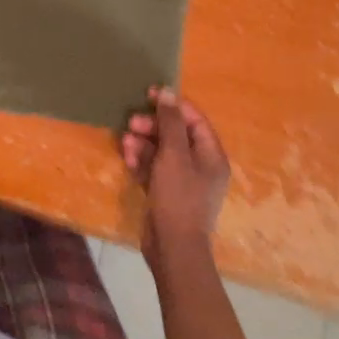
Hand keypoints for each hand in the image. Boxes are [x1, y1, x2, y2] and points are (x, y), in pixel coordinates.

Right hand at [121, 87, 230, 269]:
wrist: (172, 247)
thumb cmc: (179, 197)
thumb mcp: (174, 155)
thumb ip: (171, 122)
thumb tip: (168, 91)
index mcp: (212, 156)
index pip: (194, 120)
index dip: (173, 105)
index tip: (148, 94)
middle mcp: (200, 165)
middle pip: (175, 133)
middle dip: (152, 126)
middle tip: (131, 123)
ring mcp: (182, 180)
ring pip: (160, 150)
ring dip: (142, 144)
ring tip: (126, 146)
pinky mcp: (166, 192)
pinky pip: (153, 167)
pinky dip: (141, 162)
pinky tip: (129, 162)